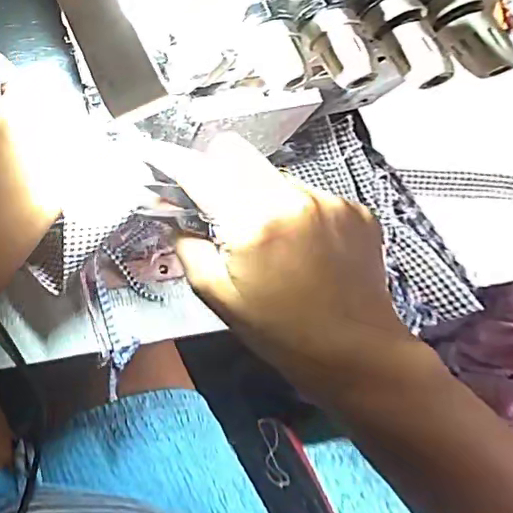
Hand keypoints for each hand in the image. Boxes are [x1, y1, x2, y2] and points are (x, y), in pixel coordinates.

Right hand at [142, 135, 442, 399]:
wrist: (357, 356)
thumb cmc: (283, 333)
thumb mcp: (217, 294)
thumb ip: (184, 242)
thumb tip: (165, 208)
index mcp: (254, 222)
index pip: (200, 172)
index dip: (171, 161)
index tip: (155, 156)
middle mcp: (292, 199)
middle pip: (236, 157)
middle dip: (215, 175)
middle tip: (212, 209)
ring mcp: (328, 201)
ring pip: (271, 174)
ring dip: (255, 194)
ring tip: (263, 239)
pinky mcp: (353, 209)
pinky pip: (305, 192)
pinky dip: (290, 209)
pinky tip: (296, 245)